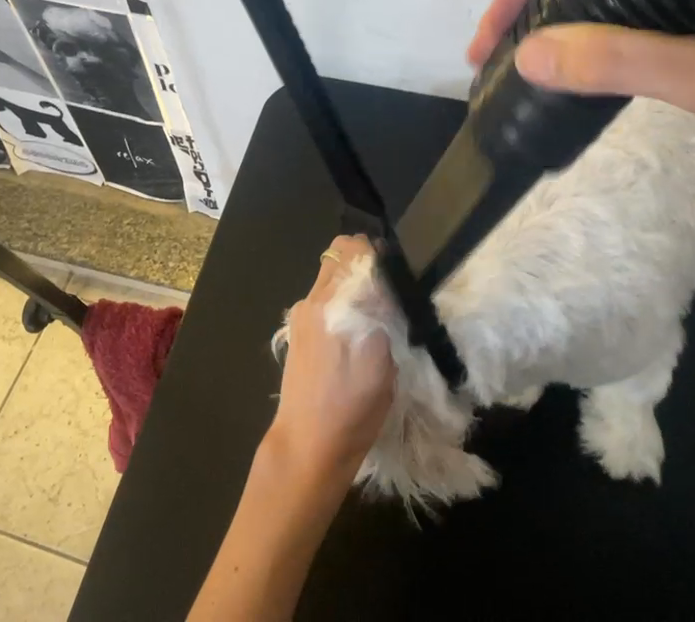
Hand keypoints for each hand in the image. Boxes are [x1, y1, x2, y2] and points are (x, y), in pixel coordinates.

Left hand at [266, 236, 395, 479]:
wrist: (308, 445)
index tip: (397, 270)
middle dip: (364, 260)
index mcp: (338, 303)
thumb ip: (385, 315)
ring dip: (352, 280)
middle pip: (340, 254)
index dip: (379, 254)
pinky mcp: (297, 329)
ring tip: (374, 310)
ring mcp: (302, 313)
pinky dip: (340, 299)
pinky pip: (323, 296)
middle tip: (388, 286)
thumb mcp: (385, 362)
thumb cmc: (354, 408)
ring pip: (330, 274)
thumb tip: (386, 287)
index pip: (356, 250)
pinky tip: (354, 329)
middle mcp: (316, 299)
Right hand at [468, 0, 694, 215]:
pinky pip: (621, 44)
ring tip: (511, 64)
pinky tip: (562, 78)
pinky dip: (582, 57)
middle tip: (486, 53)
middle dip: (531, 8)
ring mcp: (694, 21)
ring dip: (554, 33)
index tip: (489, 34)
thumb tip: (527, 56)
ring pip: (604, 12)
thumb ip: (621, 60)